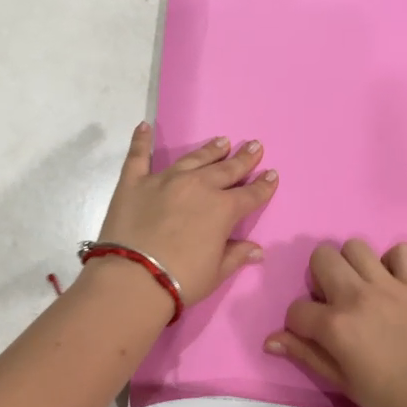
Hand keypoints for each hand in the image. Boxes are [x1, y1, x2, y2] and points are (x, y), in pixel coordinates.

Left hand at [94, 123, 277, 304]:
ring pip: (192, 159)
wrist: (133, 278)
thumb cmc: (181, 280)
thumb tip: (257, 250)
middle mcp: (197, 187)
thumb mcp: (215, 273)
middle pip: (225, 170)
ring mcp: (165, 180)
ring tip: (221, 141)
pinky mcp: (134, 182)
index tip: (272, 174)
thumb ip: (236, 255)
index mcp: (222, 209)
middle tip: (254, 145)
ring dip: (209, 150)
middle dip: (242, 159)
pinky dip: (141, 140)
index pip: (250, 195)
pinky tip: (145, 126)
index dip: (263, 186)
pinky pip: (138, 155)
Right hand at [265, 240, 406, 406]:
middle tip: (332, 303)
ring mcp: (389, 286)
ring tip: (359, 289)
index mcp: (336, 325)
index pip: (297, 309)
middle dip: (318, 278)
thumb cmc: (392, 399)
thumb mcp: (343, 382)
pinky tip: (391, 283)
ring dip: (351, 264)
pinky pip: (402, 251)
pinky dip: (393, 261)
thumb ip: (307, 355)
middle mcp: (358, 296)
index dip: (297, 324)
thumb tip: (271, 339)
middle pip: (321, 257)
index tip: (310, 337)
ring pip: (356, 246)